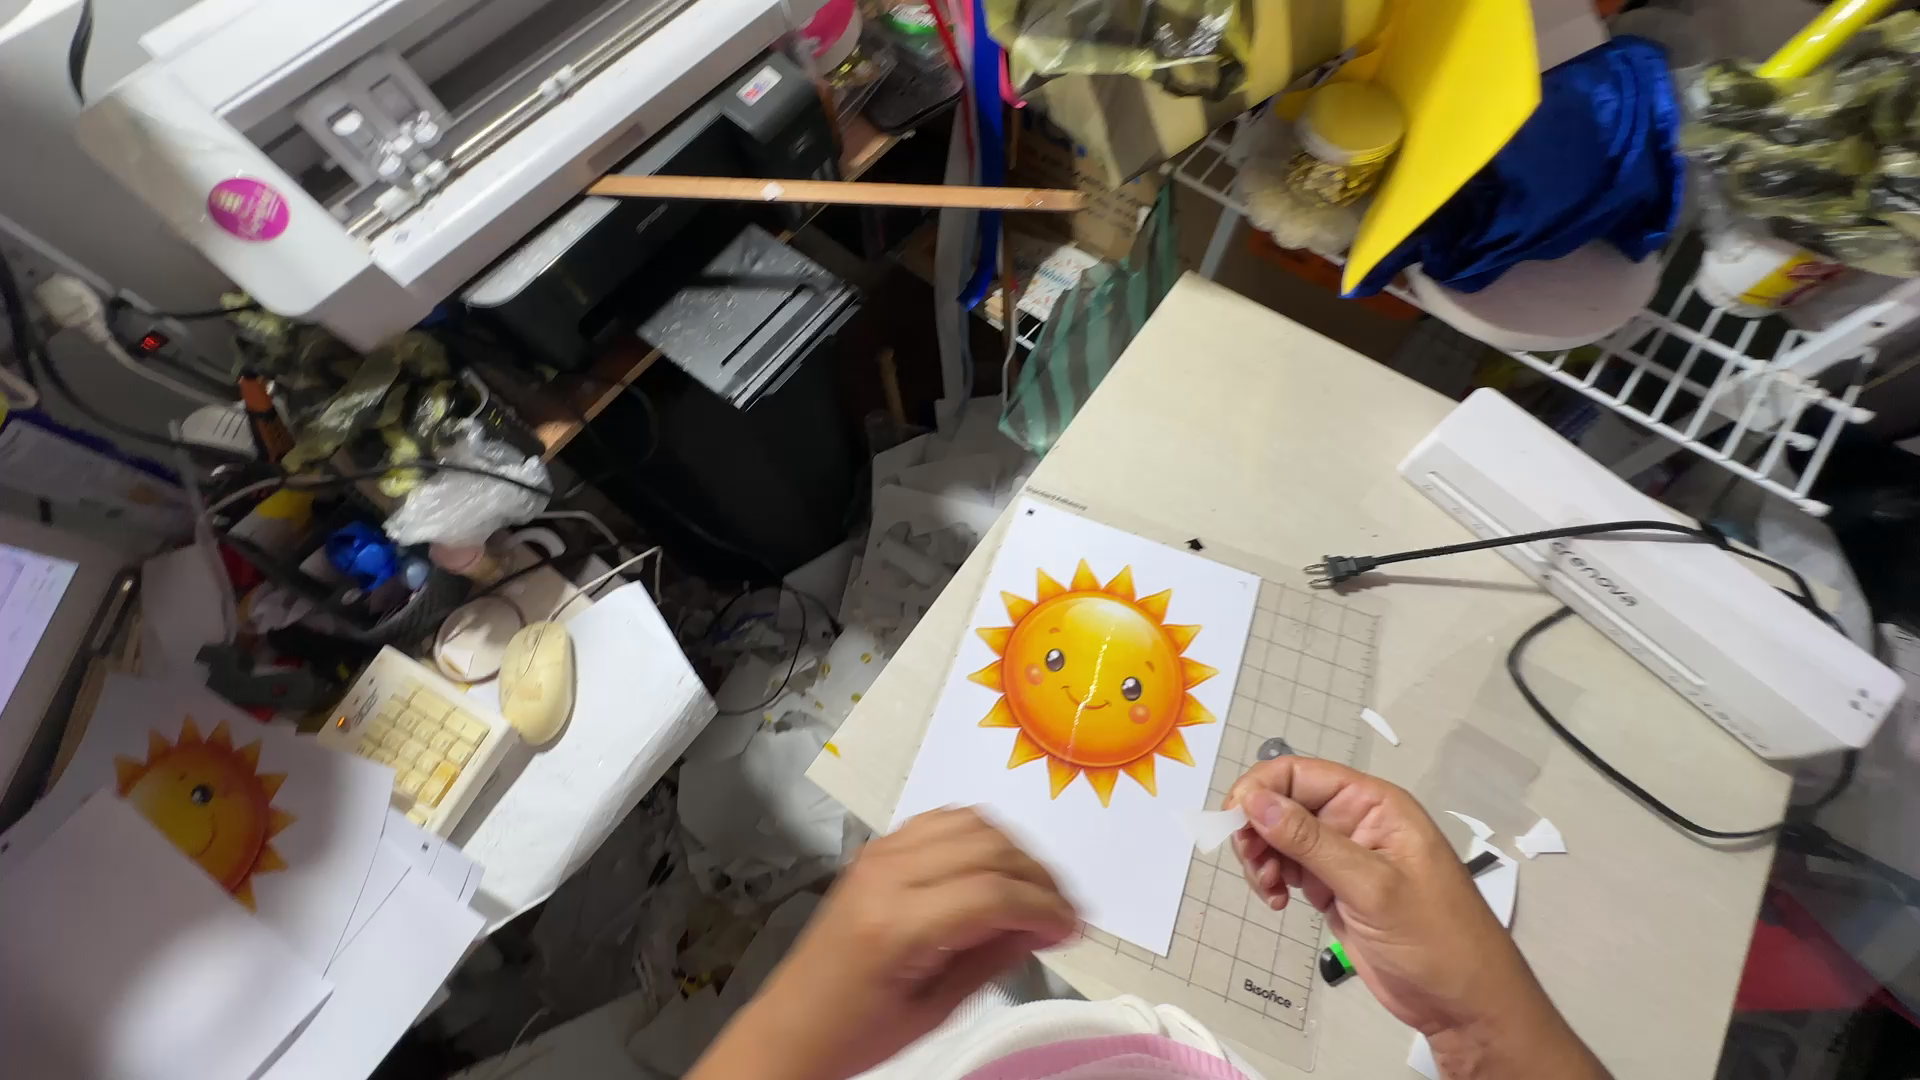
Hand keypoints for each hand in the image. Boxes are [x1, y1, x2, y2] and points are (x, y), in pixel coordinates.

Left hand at [689, 808, 1078, 1079]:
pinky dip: (980, 834)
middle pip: (986, 848)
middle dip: (1037, 875)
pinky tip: (995, 864)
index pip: (991, 894)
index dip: (1043, 907)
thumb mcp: (936, 1009)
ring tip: (1035, 888)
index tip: (1072, 926)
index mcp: (897, 923)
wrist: (796, 1021)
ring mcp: (881, 852)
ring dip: (1013, 849)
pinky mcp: (879, 846)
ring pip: (970, 823)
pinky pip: (943, 819)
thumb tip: (1044, 925)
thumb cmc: (860, 1030)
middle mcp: (888, 872)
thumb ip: (993, 957)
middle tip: (1063, 909)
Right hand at [1226, 758, 1607, 1079]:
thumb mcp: (1371, 886)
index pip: (1301, 774)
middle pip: (1282, 802)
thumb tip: (1253, 800)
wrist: (1467, 1011)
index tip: (1233, 819)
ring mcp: (1341, 853)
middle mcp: (1354, 820)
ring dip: (1261, 856)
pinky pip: (1285, 864)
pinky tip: (1275, 900)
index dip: (1261, 788)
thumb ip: (1309, 840)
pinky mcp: (1332, 883)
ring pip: (1277, 833)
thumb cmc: (1437, 941)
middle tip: (1249, 861)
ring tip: (1267, 888)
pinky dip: (1270, 877)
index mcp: (1373, 804)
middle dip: (1257, 828)